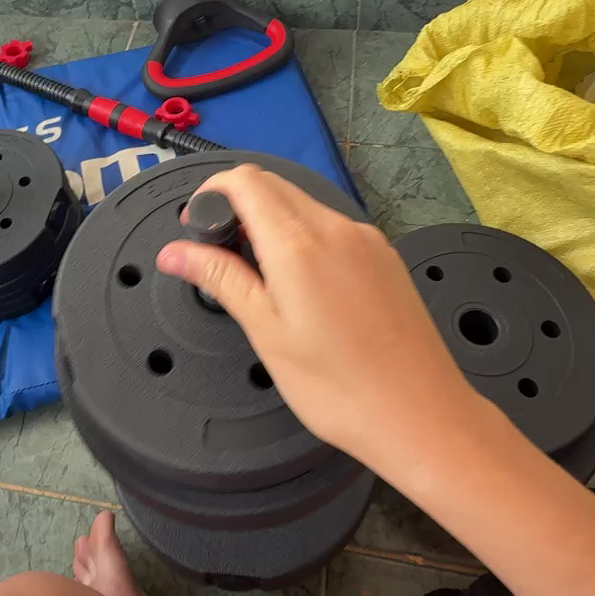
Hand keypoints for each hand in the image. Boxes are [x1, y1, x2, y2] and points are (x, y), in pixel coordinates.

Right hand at [155, 164, 480, 469]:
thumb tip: (172, 251)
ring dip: (271, 220)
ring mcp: (365, 237)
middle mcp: (334, 225)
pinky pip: (332, 225)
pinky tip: (304, 284)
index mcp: (298, 242)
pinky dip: (304, 235)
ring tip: (261, 276)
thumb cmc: (336, 386)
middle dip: (237, 204)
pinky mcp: (384, 253)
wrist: (422, 414)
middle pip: (273, 184)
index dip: (212, 192)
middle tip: (221, 254)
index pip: (245, 181)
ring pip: (303, 203)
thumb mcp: (267, 333)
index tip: (197, 228)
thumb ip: (220, 279)